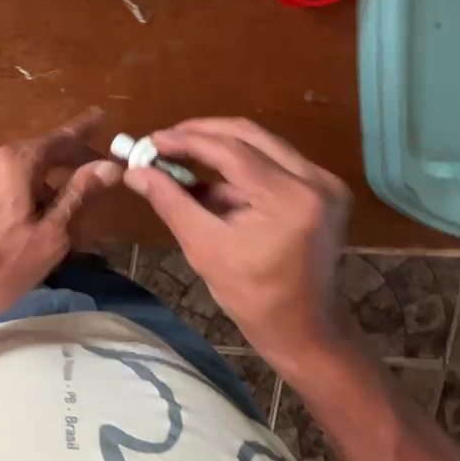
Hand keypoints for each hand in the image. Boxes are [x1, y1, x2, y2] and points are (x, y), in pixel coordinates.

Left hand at [0, 110, 123, 325]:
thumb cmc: (2, 266)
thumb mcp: (51, 234)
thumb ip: (79, 195)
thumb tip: (109, 166)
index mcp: (14, 161)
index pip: (60, 139)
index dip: (86, 131)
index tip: (105, 118)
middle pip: (40, 153)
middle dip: (69, 164)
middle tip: (97, 179)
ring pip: (20, 170)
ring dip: (46, 185)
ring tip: (67, 214)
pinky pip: (1, 182)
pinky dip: (23, 192)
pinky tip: (33, 218)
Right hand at [123, 117, 351, 363]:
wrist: (301, 326)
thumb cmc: (250, 295)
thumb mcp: (204, 247)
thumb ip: (171, 202)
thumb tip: (135, 171)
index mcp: (289, 197)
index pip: (231, 151)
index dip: (187, 141)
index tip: (151, 140)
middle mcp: (315, 180)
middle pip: (250, 136)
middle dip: (202, 134)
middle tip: (164, 141)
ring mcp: (324, 182)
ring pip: (262, 144)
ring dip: (218, 147)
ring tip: (179, 154)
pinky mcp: (322, 189)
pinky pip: (273, 162)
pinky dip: (238, 165)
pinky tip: (205, 176)